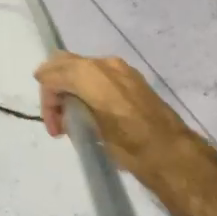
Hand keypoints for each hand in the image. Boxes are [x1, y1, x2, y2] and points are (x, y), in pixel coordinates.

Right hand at [35, 53, 208, 183]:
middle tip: (59, 121)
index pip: (52, 74)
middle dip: (55, 90)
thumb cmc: (128, 144)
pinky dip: (87, 89)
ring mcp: (121, 69)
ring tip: (75, 121)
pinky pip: (99, 76)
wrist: (169, 151)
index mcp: (93, 74)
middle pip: (65, 64)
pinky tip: (93, 114)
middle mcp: (106, 64)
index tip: (55, 129)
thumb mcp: (91, 129)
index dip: (47, 100)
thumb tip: (61, 106)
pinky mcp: (132, 79)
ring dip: (70, 89)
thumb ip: (69, 108)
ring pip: (81, 69)